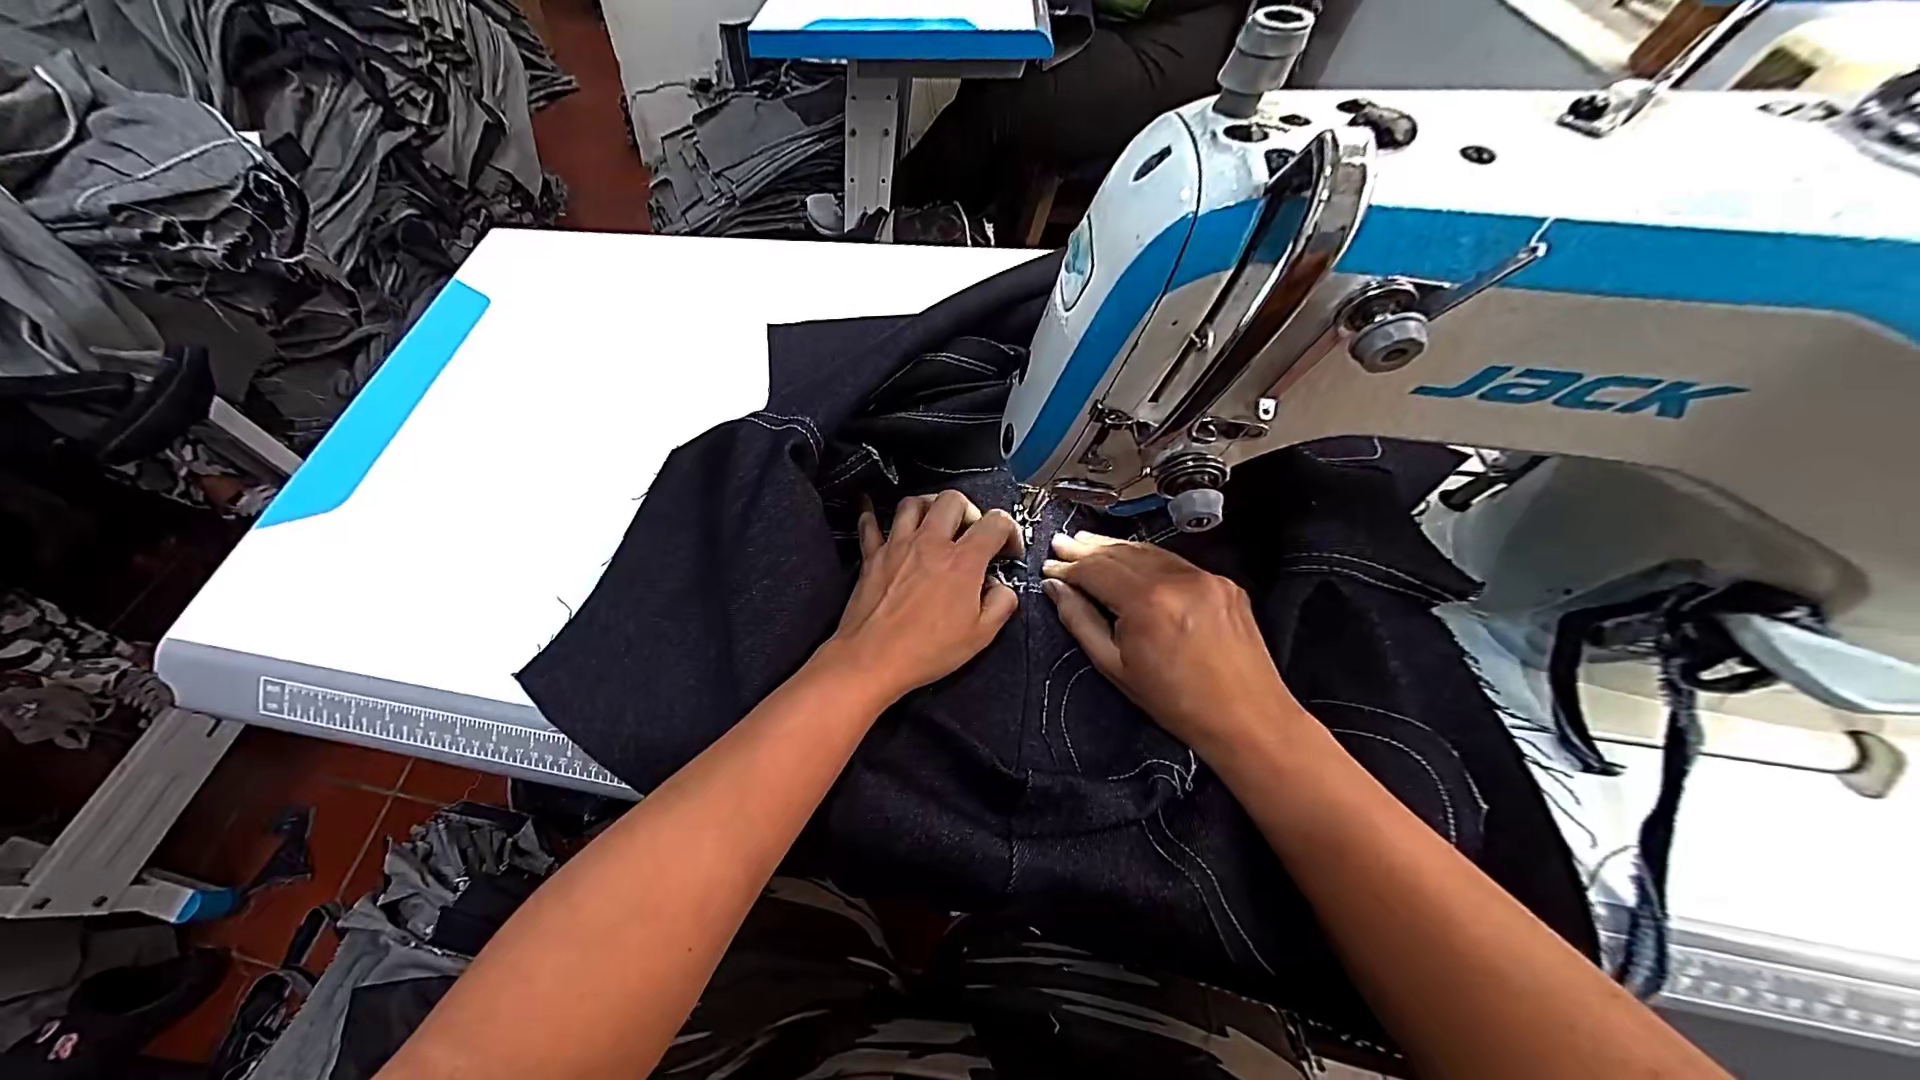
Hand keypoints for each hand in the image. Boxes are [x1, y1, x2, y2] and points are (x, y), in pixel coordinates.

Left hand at [820, 490, 1023, 703]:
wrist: (872, 659)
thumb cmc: (924, 650)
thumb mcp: (981, 635)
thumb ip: (1002, 603)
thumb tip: (1001, 588)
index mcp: (962, 562)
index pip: (995, 523)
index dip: (1009, 531)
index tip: (1006, 549)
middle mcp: (930, 544)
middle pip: (952, 499)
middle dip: (969, 509)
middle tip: (971, 530)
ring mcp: (898, 547)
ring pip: (913, 503)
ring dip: (928, 506)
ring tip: (935, 522)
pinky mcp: (873, 557)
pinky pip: (870, 525)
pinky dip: (874, 517)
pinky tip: (877, 518)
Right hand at [1042, 532, 1299, 757]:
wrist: (1247, 719)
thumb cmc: (1179, 702)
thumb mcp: (1114, 667)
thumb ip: (1080, 621)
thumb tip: (1057, 590)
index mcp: (1147, 602)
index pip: (1095, 570)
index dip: (1068, 567)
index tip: (1050, 567)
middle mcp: (1178, 580)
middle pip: (1120, 553)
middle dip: (1086, 549)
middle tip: (1062, 546)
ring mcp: (1205, 578)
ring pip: (1148, 551)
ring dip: (1115, 548)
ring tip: (1089, 544)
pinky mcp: (1223, 584)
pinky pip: (1175, 562)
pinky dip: (1147, 558)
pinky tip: (1131, 559)